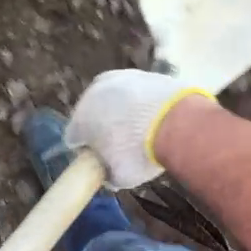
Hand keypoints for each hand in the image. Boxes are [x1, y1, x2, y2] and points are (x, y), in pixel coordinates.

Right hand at [64, 69, 215, 188]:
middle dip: (101, 127)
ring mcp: (119, 78)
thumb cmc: (140, 153)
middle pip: (91, 114)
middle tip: (120, 145)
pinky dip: (141, 102)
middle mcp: (93, 94)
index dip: (85, 151)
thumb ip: (108, 174)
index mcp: (81, 120)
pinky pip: (136, 91)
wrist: (177, 122)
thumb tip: (108, 173)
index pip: (73, 138)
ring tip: (140, 129)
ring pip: (113, 99)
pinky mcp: (144, 72)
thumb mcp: (121, 177)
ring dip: (120, 111)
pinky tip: (155, 115)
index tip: (99, 161)